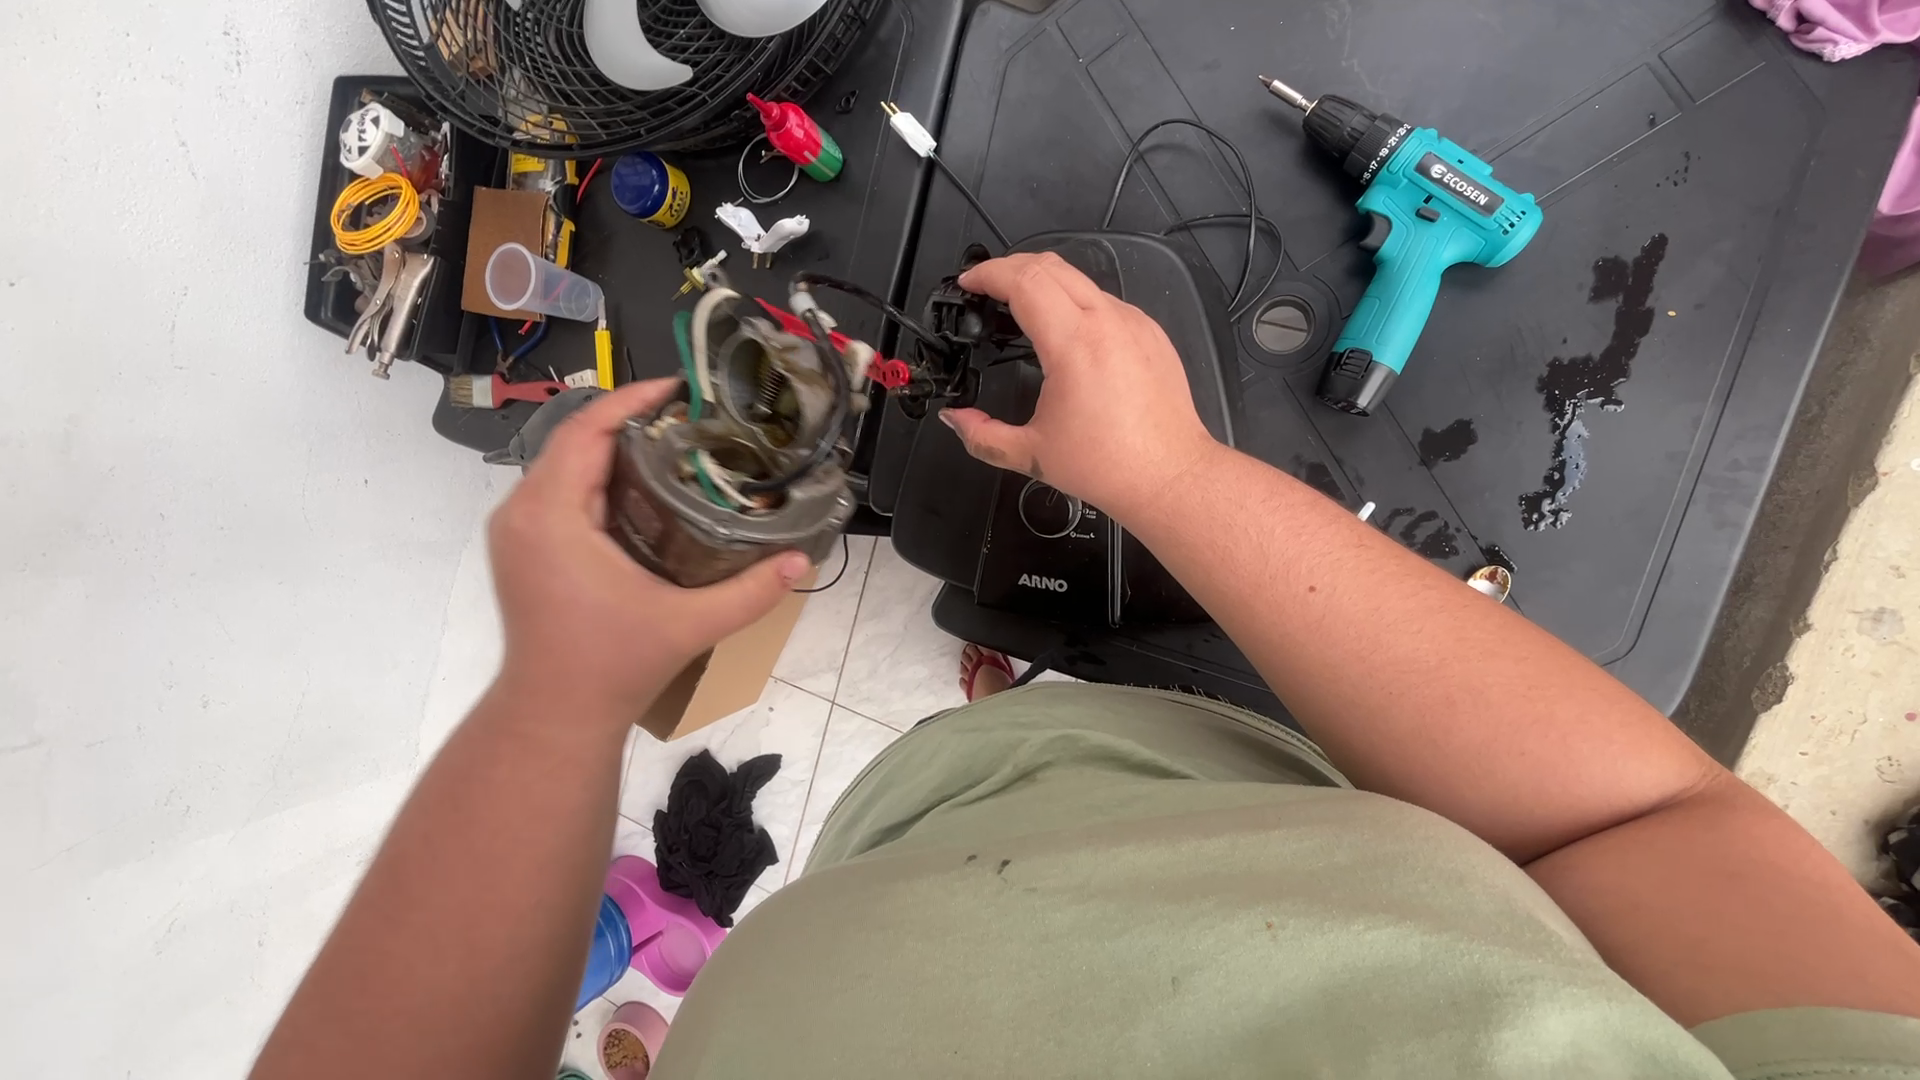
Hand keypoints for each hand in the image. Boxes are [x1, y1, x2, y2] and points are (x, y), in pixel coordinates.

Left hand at [487, 380, 811, 726]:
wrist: (554, 713)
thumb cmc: (612, 666)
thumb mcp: (690, 625)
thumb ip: (750, 593)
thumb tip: (800, 562)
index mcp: (552, 517)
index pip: (585, 431)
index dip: (632, 401)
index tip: (680, 388)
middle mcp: (523, 513)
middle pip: (575, 441)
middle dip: (632, 421)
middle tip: (693, 419)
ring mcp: (518, 530)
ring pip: (567, 464)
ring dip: (616, 447)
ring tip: (676, 444)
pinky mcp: (525, 547)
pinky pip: (561, 489)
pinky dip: (600, 476)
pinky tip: (646, 486)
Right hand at [938, 252, 1218, 522]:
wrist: (1170, 476)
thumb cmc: (1109, 466)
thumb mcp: (1031, 454)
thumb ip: (982, 435)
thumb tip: (954, 419)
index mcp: (1075, 344)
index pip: (1025, 281)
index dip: (989, 274)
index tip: (968, 283)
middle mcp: (1108, 322)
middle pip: (1050, 265)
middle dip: (1010, 268)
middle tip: (986, 288)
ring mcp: (1134, 324)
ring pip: (1081, 280)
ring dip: (1044, 283)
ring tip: (1020, 307)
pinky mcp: (1151, 334)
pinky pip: (1106, 302)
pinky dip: (1076, 303)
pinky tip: (1065, 332)